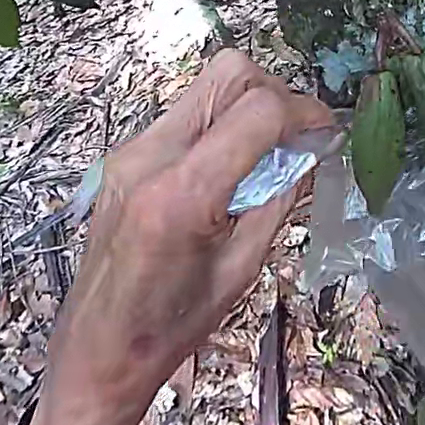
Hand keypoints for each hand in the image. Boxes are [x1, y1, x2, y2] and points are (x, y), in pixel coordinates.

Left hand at [11, 50, 330, 424]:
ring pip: (206, 84)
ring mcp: (131, 149)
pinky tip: (232, 163)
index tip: (328, 132)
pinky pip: (187, 111)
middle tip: (298, 135)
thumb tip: (312, 152)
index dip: (305, 112)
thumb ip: (280, 198)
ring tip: (269, 149)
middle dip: (276, 92)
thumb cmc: (174, 327)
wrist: (96, 352)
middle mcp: (151, 155)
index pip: (258, 112)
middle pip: (229, 72)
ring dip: (249, 103)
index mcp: (182, 194)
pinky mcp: (125, 154)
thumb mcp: (242, 267)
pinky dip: (223, 120)